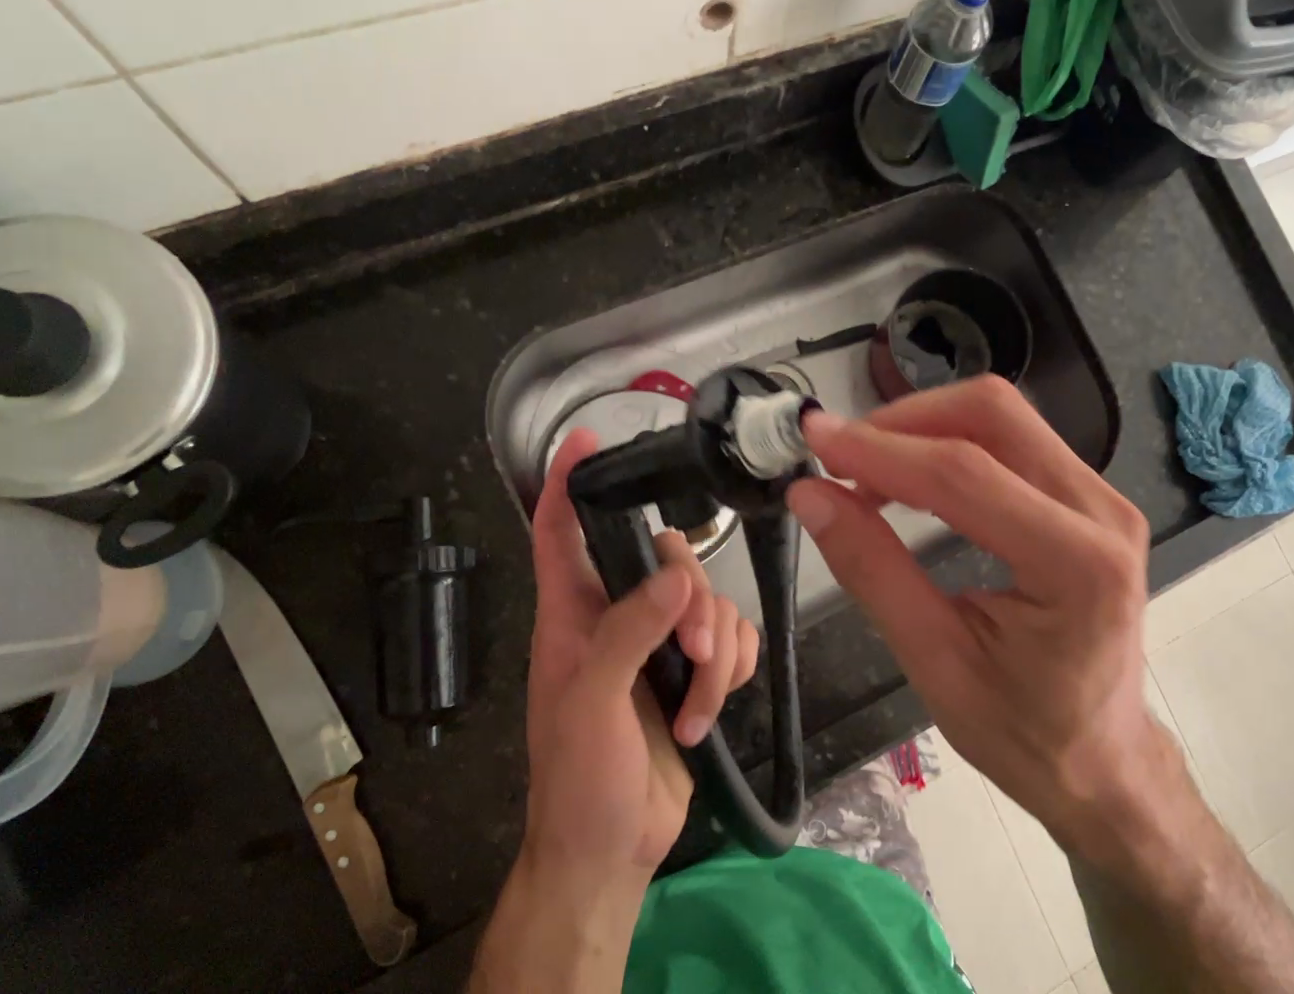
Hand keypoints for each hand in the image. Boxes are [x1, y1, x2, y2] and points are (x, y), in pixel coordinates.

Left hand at [522, 428, 761, 886]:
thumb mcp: (590, 706)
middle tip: (693, 654)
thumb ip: (627, 635)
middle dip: (693, 601)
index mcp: (571, 617)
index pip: (559, 533)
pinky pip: (733, 640)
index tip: (586, 441)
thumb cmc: (578, 781)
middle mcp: (617, 619)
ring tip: (697, 709)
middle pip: (666, 560)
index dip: (564, 483)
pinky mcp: (696, 676)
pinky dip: (733, 669)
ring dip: (717, 654)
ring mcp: (659, 647)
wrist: (612, 851)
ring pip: (709, 603)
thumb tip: (676, 578)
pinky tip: (712, 711)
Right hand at [784, 377, 1168, 853]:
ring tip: (862, 472)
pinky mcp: (1090, 499)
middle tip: (838, 457)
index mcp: (1076, 565)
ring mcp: (1103, 499)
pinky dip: (949, 444)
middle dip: (903, 421)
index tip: (812, 439)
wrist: (1101, 758)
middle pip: (993, 415)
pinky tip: (906, 479)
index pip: (963, 475)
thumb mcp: (934, 661)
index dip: (878, 450)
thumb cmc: (1023, 731)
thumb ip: (872, 570)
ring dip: (923, 428)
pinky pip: (1013, 442)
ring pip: (1003, 418)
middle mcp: (1102, 513)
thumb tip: (810, 496)